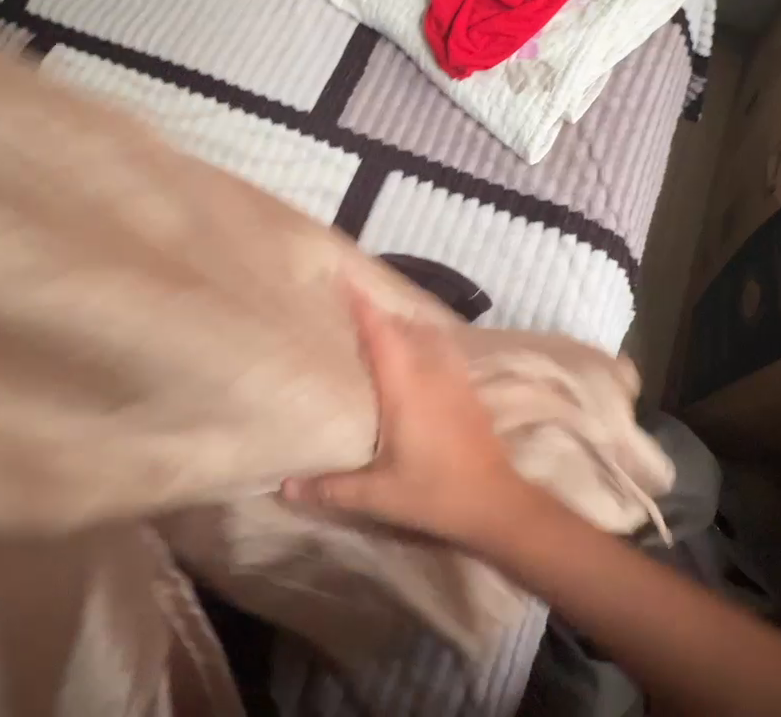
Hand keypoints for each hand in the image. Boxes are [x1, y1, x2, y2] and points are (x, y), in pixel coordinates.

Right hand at [280, 287, 539, 546]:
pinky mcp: (468, 391)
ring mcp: (454, 379)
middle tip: (348, 305)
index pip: (380, 333)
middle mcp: (431, 372)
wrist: (497, 504)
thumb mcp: (379, 495)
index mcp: (405, 386)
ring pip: (427, 335)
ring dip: (403, 324)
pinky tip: (417, 353)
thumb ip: (331, 489)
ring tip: (380, 325)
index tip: (343, 276)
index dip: (361, 304)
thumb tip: (283, 488)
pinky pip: (443, 349)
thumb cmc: (435, 492)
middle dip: (377, 311)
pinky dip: (425, 339)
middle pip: (402, 326)